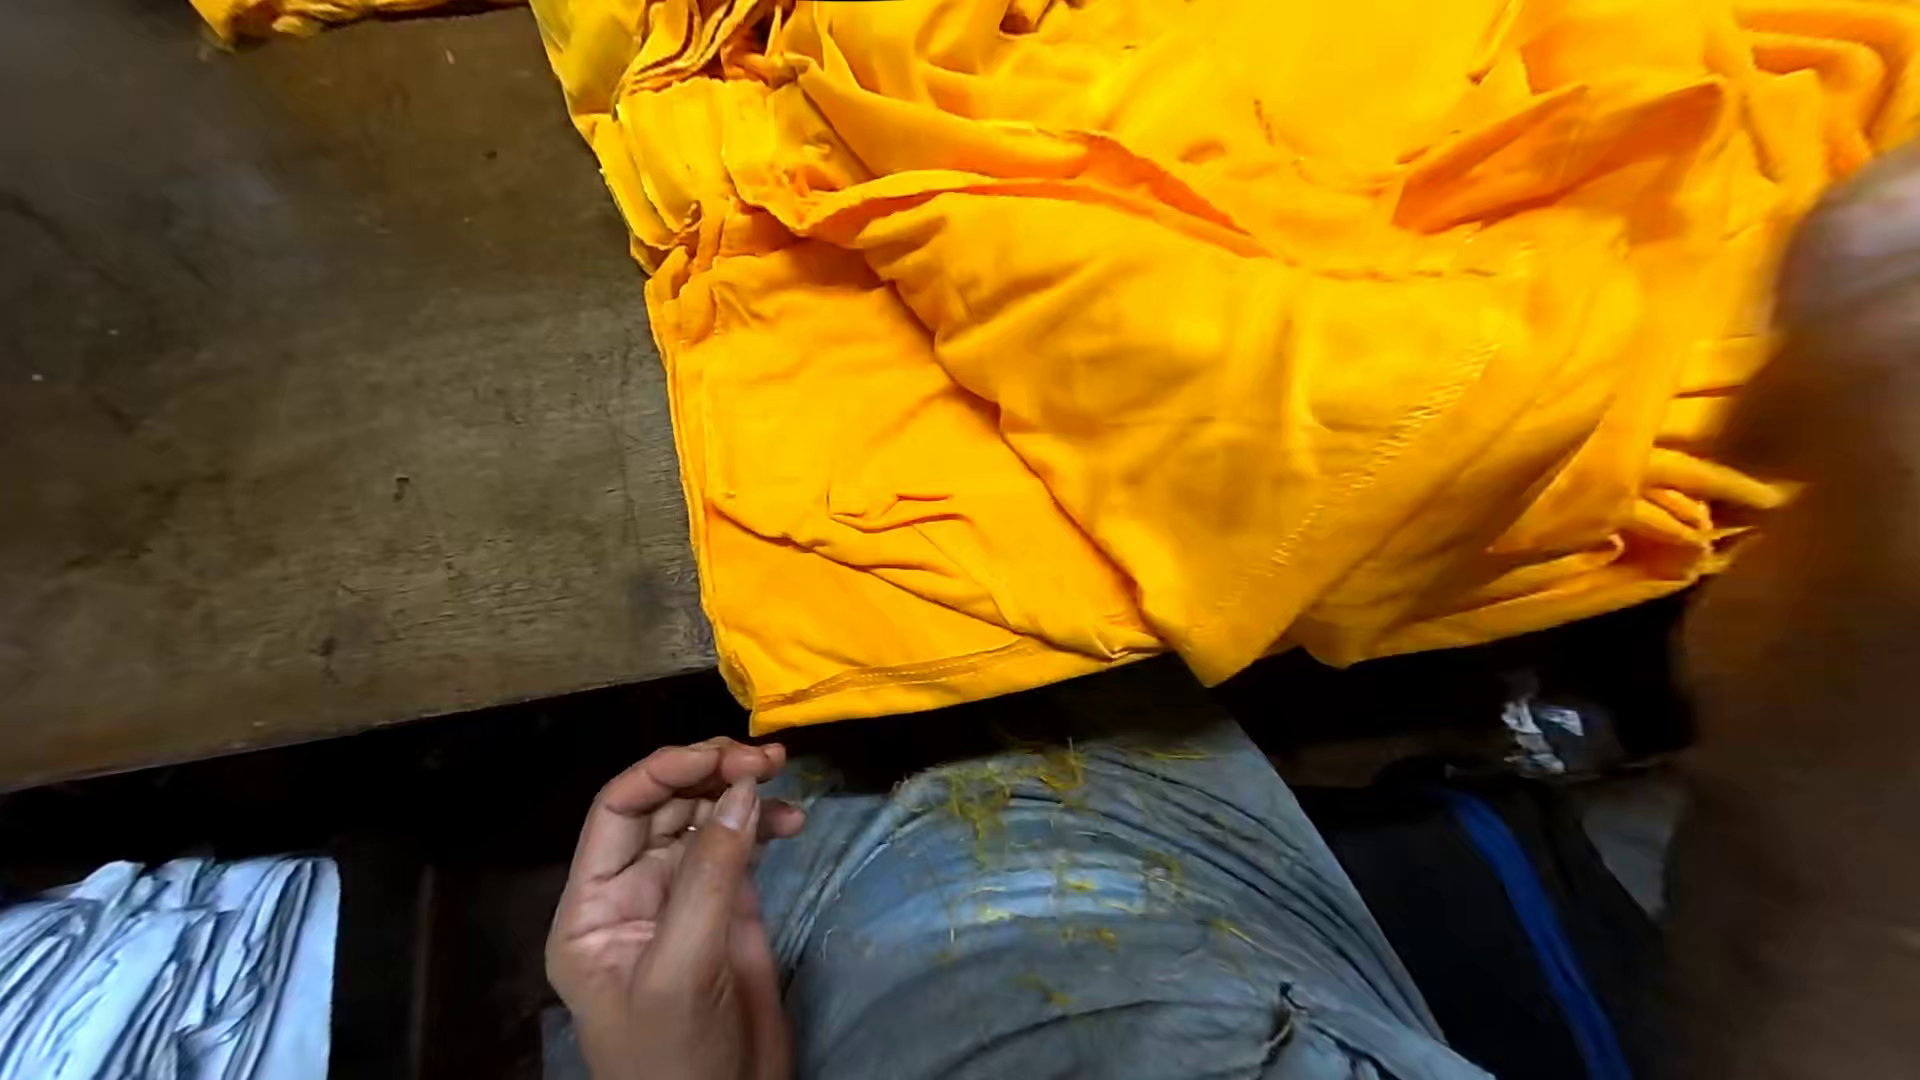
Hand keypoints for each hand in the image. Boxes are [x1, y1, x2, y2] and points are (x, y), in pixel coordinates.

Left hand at [547, 738, 807, 1079]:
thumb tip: (744, 786)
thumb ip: (710, 873)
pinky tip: (795, 821)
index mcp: (597, 903)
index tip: (724, 757)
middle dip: (713, 769)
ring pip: (708, 810)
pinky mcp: (728, 897)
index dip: (665, 770)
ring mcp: (686, 888)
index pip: (619, 808)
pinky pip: (744, 838)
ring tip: (782, 771)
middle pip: (668, 799)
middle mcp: (637, 884)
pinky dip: (769, 819)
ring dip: (744, 785)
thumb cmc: (677, 1058)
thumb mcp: (683, 967)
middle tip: (766, 760)